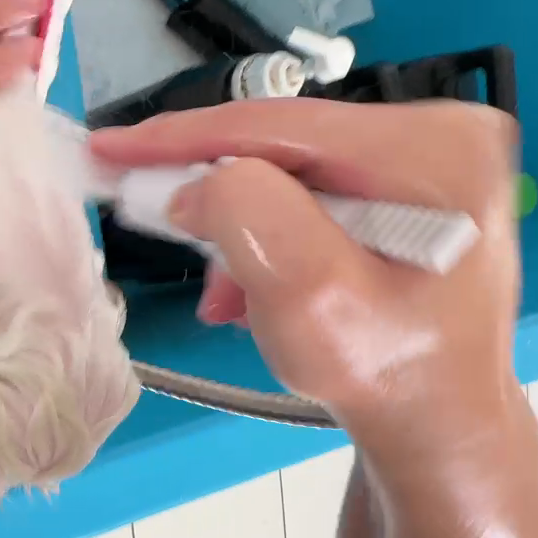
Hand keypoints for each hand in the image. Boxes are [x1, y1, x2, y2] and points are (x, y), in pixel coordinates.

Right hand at [91, 100, 524, 452]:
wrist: (430, 413)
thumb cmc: (377, 364)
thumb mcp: (306, 293)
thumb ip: (248, 217)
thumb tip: (192, 186)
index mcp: (427, 145)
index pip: (271, 123)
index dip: (176, 136)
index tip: (105, 149)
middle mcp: (432, 133)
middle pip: (274, 145)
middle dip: (204, 189)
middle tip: (138, 211)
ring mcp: (419, 160)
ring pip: (277, 172)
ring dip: (229, 225)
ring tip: (218, 288)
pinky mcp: (400, 188)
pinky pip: (295, 195)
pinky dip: (254, 235)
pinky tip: (247, 284)